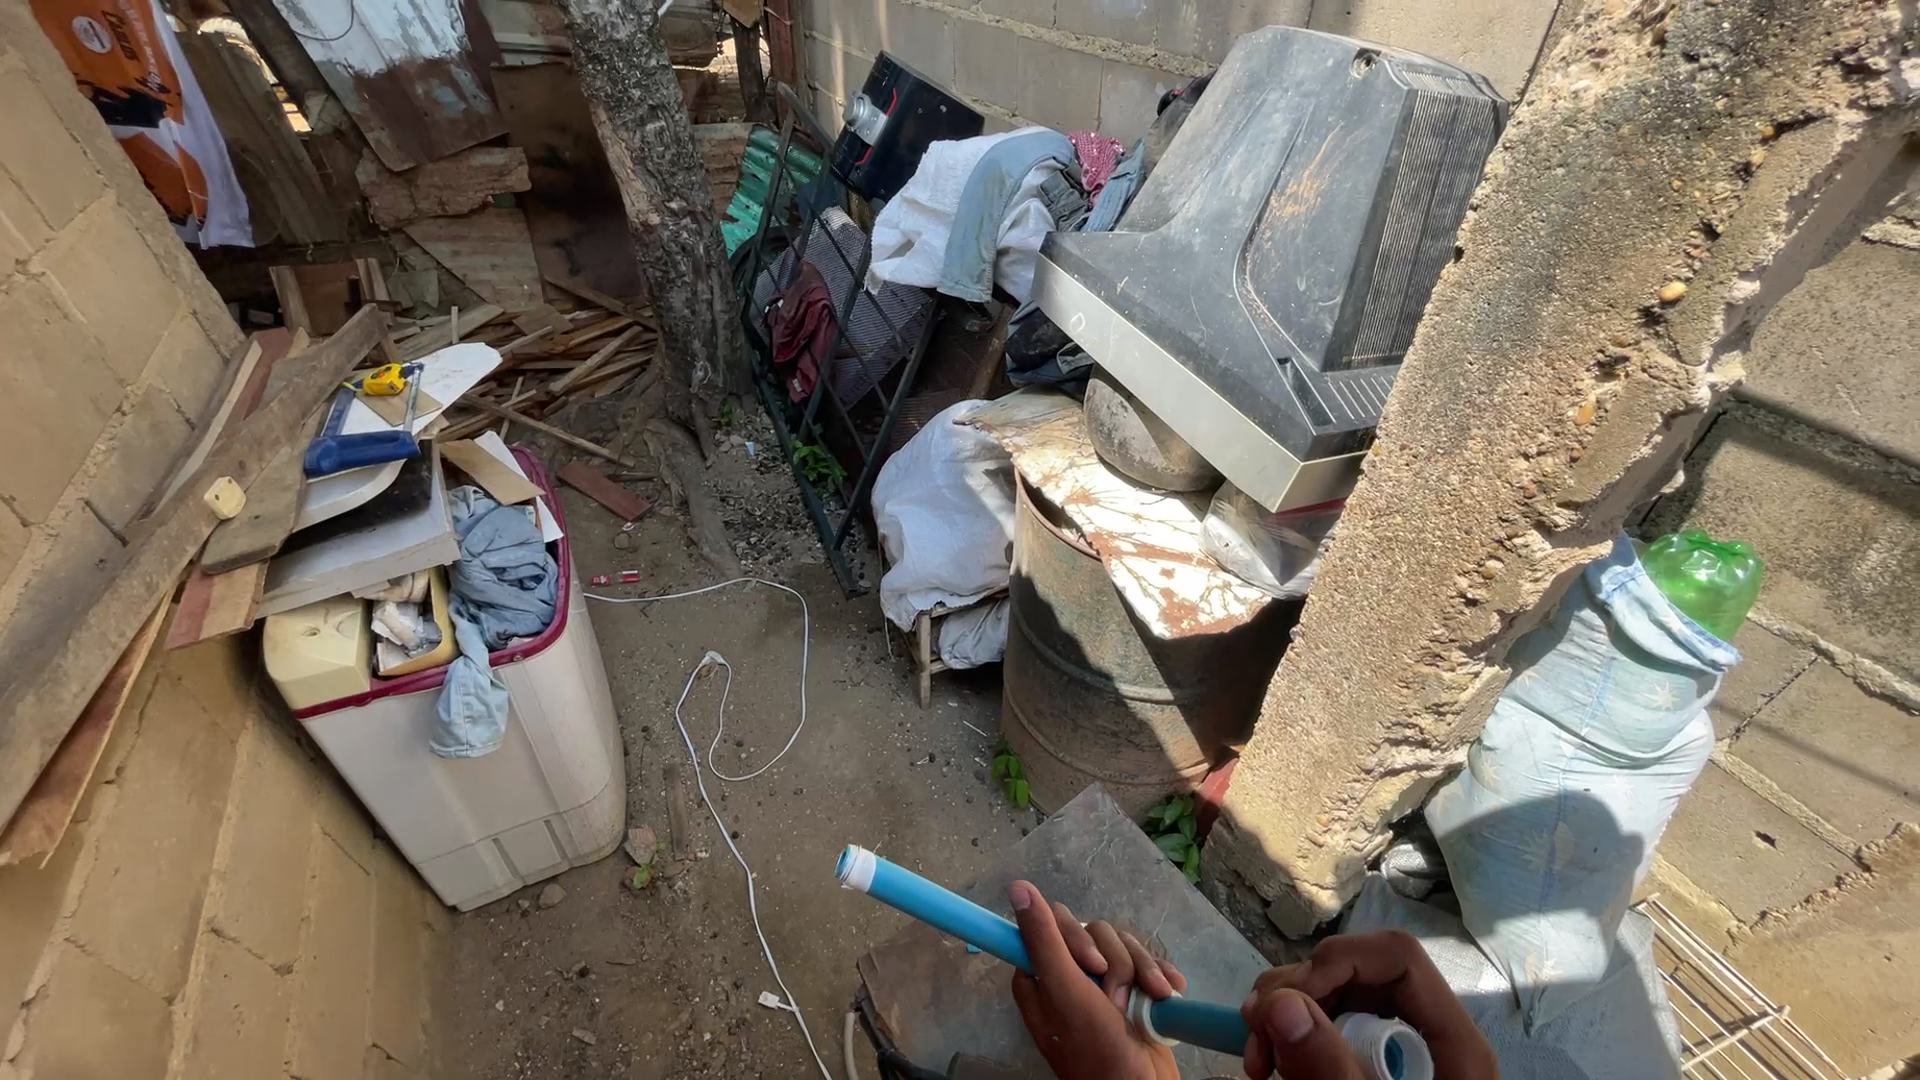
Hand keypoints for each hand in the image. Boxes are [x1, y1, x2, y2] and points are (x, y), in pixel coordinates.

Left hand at [1007, 880, 1188, 1079]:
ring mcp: (1102, 982)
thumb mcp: (1064, 992)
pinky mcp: (1133, 989)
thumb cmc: (1097, 1049)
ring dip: (1141, 972)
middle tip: (1117, 999)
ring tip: (1149, 1002)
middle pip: (1095, 932)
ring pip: (1123, 944)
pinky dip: (1160, 975)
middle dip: (1116, 963)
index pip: (1055, 924)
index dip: (1079, 940)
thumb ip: (1042, 939)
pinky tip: (1170, 993)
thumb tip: (1018, 887)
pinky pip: (1147, 961)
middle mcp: (1068, 972)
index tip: (1094, 965)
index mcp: (1041, 973)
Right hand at [1239, 931, 1497, 1079]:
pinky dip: (1280, 1034)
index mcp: (1453, 1046)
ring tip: (1255, 1062)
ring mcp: (1387, 1045)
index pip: (1398, 959)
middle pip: (1349, 971)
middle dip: (1291, 992)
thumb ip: (1332, 1073)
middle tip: (1254, 1035)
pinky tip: (1265, 1068)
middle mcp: (1420, 1032)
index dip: (1340, 962)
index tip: (1292, 1002)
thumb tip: (1280, 1002)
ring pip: (1321, 991)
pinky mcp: (1359, 1059)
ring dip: (1276, 1014)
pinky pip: (1313, 1021)